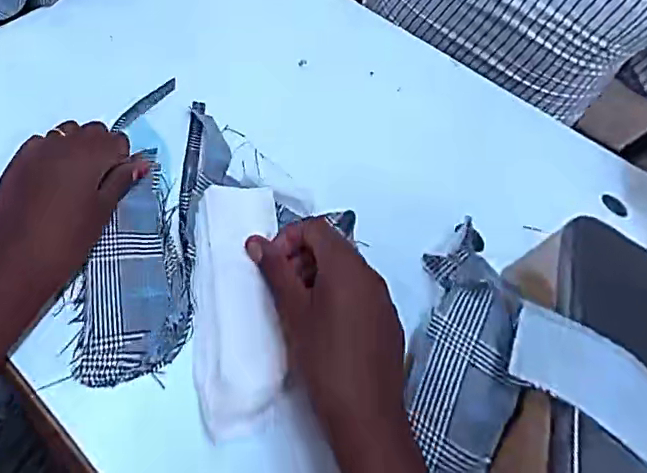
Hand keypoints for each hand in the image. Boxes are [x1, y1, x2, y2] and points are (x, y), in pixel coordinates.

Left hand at [0, 121, 147, 315]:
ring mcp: (37, 148)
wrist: (14, 262)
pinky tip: (49, 188)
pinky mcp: (18, 160)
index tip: (117, 182)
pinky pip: (41, 146)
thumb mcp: (101, 213)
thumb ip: (121, 181)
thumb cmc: (63, 242)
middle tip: (97, 188)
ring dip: (74, 152)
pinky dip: (49, 158)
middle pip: (91, 132)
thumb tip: (139, 163)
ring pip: (66, 136)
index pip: (118, 139)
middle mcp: (63, 141)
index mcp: (90, 151)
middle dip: (99, 152)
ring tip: (73, 189)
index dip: (120, 161)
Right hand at [247, 220, 416, 472]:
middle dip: (302, 256)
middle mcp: (371, 278)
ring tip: (299, 306)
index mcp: (347, 268)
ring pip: (346, 270)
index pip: (315, 228)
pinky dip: (338, 295)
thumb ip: (275, 269)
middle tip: (282, 283)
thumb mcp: (292, 310)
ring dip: (318, 275)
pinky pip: (360, 293)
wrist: (367, 419)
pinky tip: (323, 325)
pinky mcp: (388, 324)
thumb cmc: (327, 362)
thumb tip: (258, 243)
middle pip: (332, 246)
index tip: (273, 262)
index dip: (288, 238)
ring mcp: (383, 302)